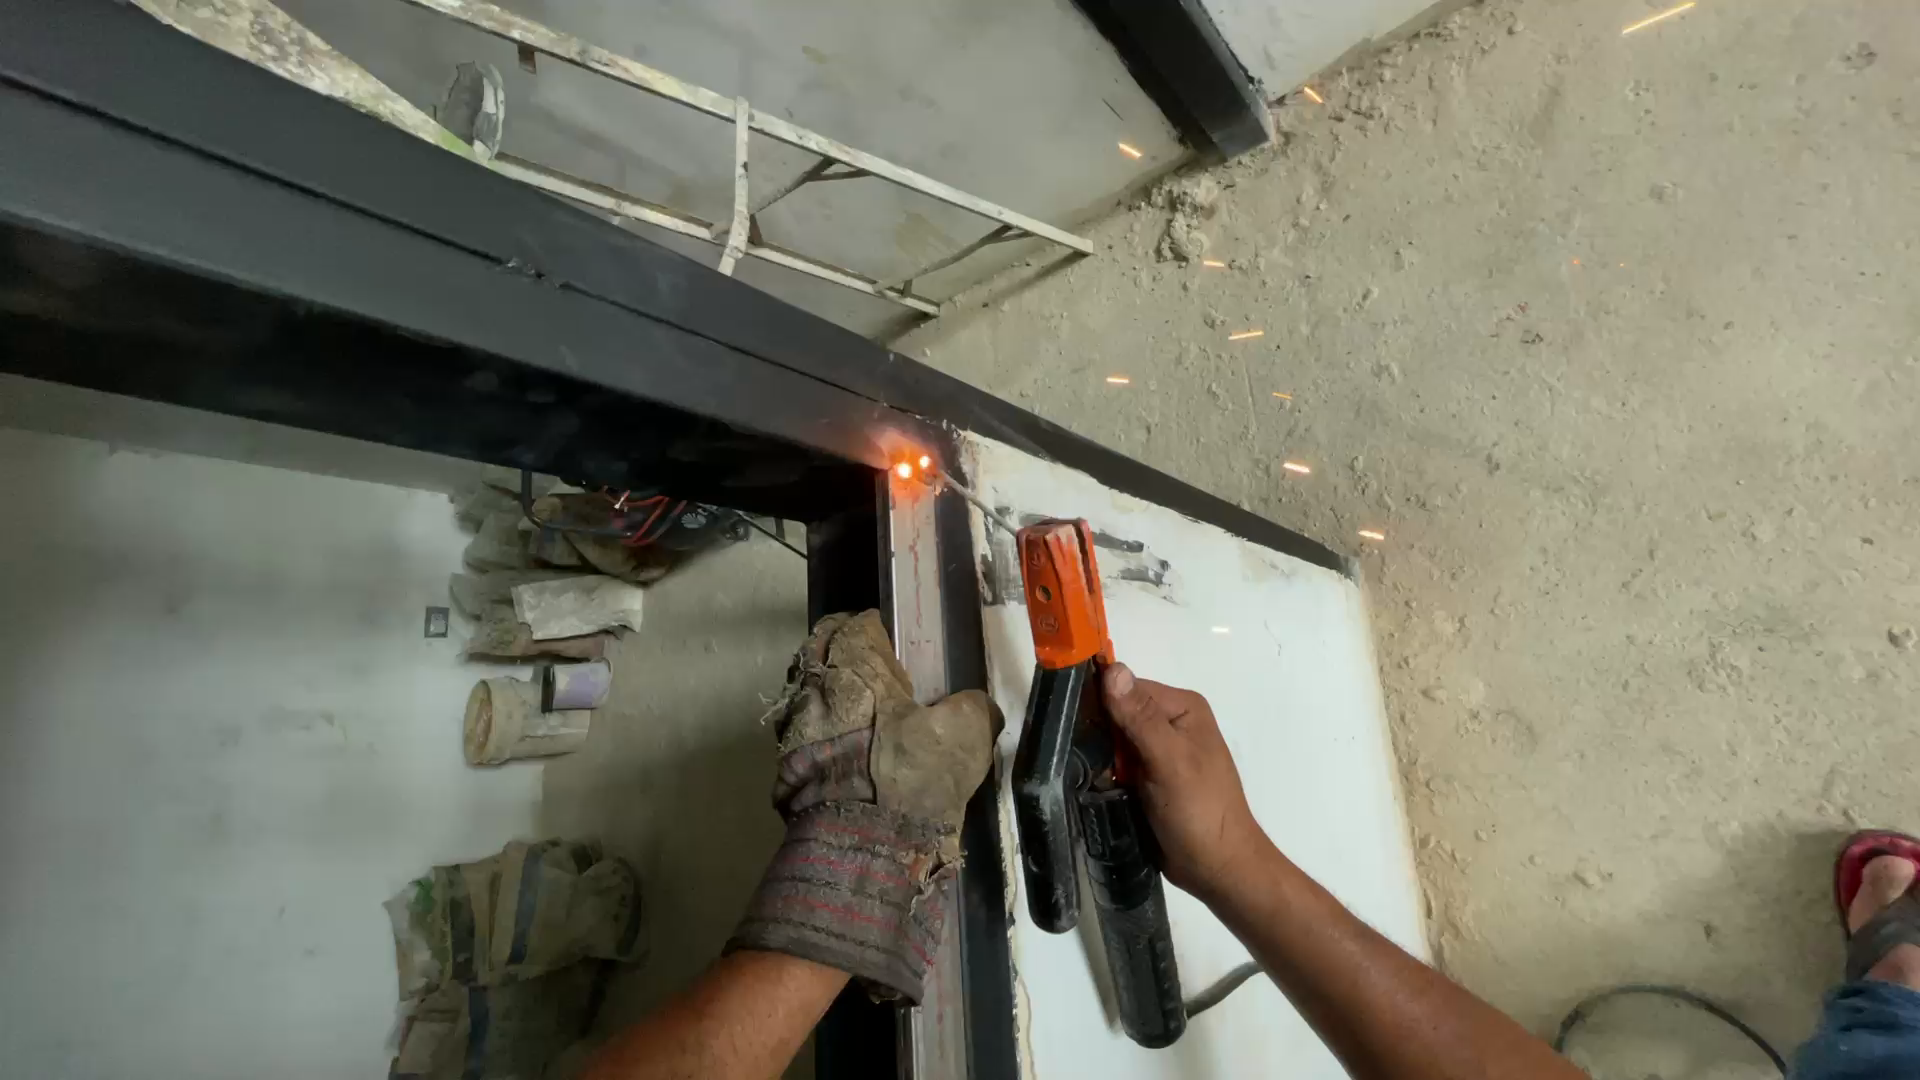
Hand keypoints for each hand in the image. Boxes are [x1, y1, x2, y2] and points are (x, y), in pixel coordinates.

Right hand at [1101, 663, 1265, 900]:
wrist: (1218, 870)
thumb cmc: (1199, 811)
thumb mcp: (1170, 760)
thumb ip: (1140, 717)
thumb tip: (1112, 669)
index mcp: (1182, 707)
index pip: (1126, 688)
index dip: (1100, 702)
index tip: (1075, 724)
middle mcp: (1170, 722)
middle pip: (1116, 712)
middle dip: (1098, 733)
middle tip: (1083, 756)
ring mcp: (1158, 750)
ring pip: (1111, 739)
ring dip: (1098, 756)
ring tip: (1087, 773)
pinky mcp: (1147, 776)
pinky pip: (1115, 763)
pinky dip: (1103, 772)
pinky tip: (1095, 784)